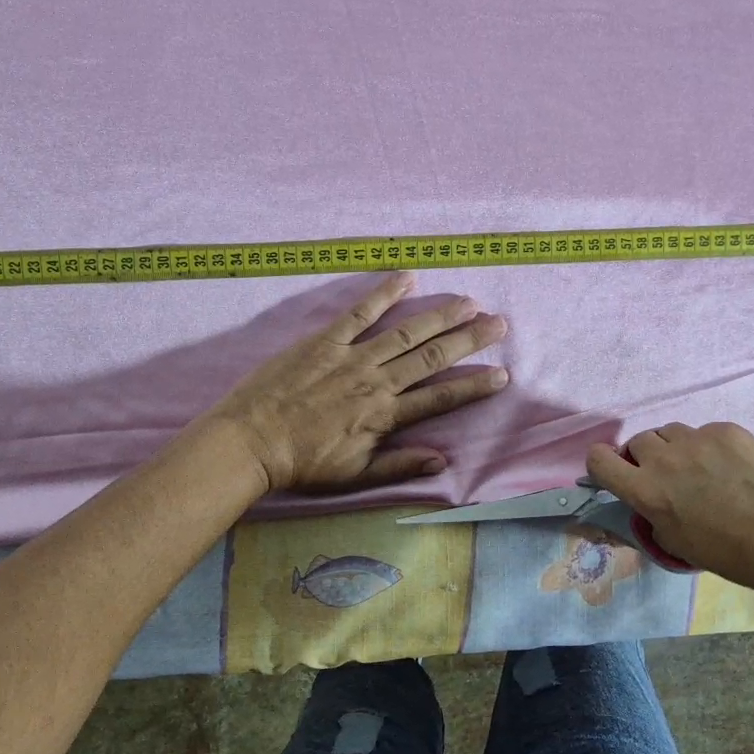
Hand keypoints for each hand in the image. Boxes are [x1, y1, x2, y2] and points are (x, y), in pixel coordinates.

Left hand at [206, 273, 509, 493]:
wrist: (250, 442)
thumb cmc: (302, 463)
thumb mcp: (354, 474)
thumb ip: (399, 464)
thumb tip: (442, 462)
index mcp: (385, 415)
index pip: (441, 398)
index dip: (474, 386)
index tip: (502, 374)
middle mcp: (377, 380)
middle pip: (433, 356)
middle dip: (470, 340)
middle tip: (500, 324)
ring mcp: (352, 356)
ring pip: (407, 332)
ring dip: (441, 316)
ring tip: (469, 302)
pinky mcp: (326, 340)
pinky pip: (360, 313)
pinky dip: (384, 294)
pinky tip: (408, 278)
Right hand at [585, 422, 753, 589]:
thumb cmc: (728, 554)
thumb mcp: (675, 542)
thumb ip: (652, 513)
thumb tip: (651, 498)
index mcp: (646, 491)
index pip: (599, 459)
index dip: (602, 464)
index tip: (616, 473)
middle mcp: (664, 458)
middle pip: (638, 442)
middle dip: (646, 458)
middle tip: (669, 479)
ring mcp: (697, 439)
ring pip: (671, 433)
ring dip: (676, 449)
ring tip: (701, 471)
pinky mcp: (727, 430)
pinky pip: (705, 432)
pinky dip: (709, 447)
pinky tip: (731, 468)